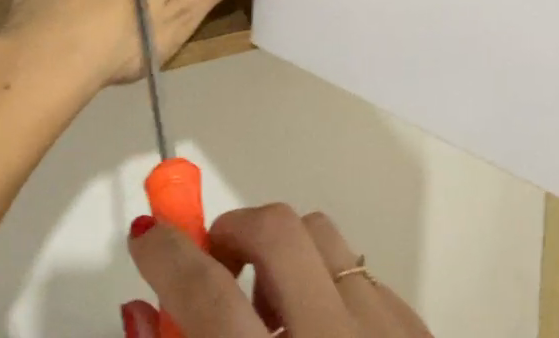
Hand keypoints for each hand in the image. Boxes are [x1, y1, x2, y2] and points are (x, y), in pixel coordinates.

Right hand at [123, 205, 435, 336]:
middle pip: (275, 231)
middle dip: (231, 232)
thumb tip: (143, 310)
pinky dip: (326, 288)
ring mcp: (386, 332)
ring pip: (321, 236)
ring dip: (282, 255)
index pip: (205, 292)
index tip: (146, 237)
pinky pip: (358, 274)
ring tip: (269, 309)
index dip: (164, 253)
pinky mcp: (416, 328)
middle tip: (213, 266)